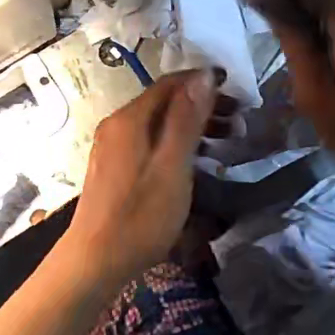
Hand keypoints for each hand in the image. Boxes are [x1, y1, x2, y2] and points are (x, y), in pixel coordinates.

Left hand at [65, 70, 218, 282]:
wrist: (95, 260)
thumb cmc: (140, 216)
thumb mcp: (172, 167)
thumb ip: (187, 120)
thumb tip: (203, 75)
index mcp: (129, 119)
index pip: (170, 84)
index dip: (203, 82)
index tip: (237, 92)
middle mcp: (116, 125)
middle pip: (163, 102)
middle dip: (202, 105)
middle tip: (238, 122)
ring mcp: (111, 146)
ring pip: (157, 122)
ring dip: (191, 125)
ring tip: (225, 141)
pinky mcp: (113, 166)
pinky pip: (148, 140)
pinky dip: (174, 141)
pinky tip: (195, 160)